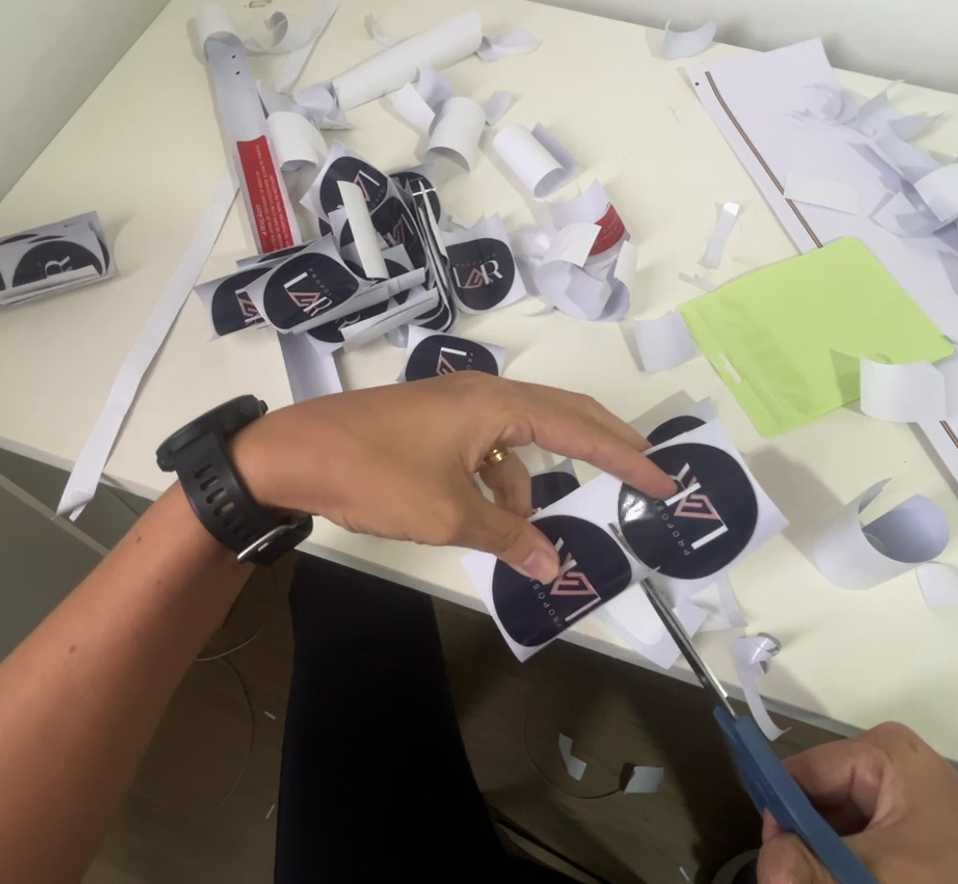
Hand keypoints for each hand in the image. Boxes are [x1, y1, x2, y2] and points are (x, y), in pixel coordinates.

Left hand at [230, 373, 676, 582]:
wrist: (294, 454)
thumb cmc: (377, 476)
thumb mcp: (449, 512)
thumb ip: (508, 535)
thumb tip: (552, 565)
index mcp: (496, 403)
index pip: (579, 427)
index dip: (625, 455)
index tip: (663, 477)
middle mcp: (483, 392)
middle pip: (560, 412)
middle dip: (601, 443)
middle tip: (642, 468)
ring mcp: (456, 403)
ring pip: (518, 437)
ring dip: (529, 482)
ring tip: (524, 530)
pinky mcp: (434, 420)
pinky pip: (486, 446)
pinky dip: (497, 478)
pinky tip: (485, 511)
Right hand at [758, 723, 957, 883]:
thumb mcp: (887, 878)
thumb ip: (819, 870)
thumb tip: (765, 867)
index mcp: (881, 753)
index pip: (801, 773)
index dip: (781, 819)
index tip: (775, 868)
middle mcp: (889, 766)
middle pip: (818, 805)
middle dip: (807, 850)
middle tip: (800, 883)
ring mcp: (906, 802)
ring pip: (839, 834)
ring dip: (829, 866)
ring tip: (826, 881)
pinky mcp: (919, 837)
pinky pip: (866, 851)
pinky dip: (854, 872)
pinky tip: (855, 882)